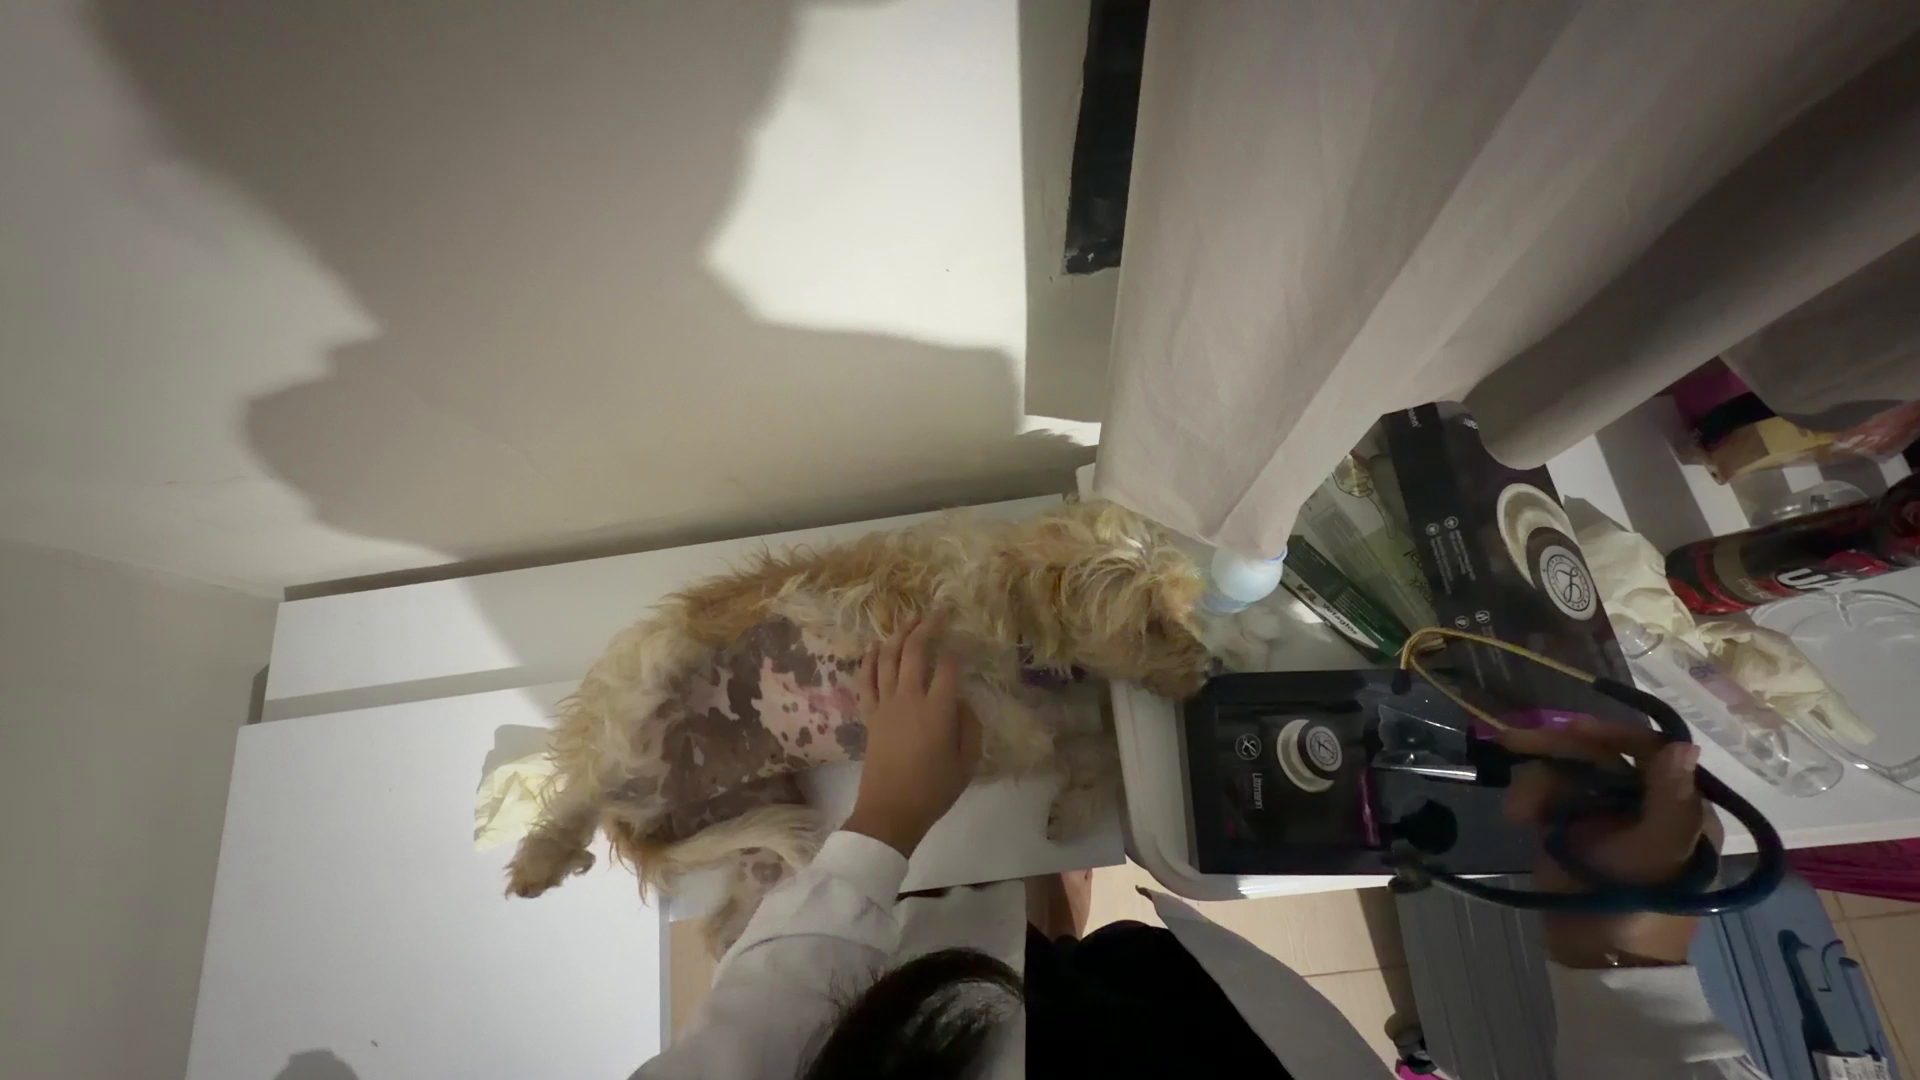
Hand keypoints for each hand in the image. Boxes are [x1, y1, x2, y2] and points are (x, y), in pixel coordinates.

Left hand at [842, 615, 981, 857]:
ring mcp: (886, 704)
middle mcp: (910, 698)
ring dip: (899, 635)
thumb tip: (962, 701)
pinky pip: (866, 679)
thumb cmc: (934, 790)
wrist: (890, 811)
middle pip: (915, 652)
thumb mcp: (967, 763)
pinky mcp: (870, 714)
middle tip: (937, 613)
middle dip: (927, 628)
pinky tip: (875, 645)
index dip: (956, 651)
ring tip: (910, 620)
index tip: (962, 642)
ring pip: (889, 658)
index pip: (948, 667)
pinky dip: (870, 659)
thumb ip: (970, 727)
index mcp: (938, 710)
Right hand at [1500, 717, 1721, 968]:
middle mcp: (1643, 802)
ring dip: (1535, 785)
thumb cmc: (1635, 902)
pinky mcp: (1571, 823)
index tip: (1569, 727)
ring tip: (1517, 813)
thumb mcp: (1656, 852)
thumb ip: (1669, 800)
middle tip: (1511, 742)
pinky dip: (1529, 799)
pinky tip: (1518, 818)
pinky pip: (1546, 792)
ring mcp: (1604, 813)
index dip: (1610, 732)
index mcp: (1679, 806)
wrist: (1595, 950)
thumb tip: (1684, 746)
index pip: (1650, 749)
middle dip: (1555, 753)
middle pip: (1598, 756)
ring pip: (1564, 773)